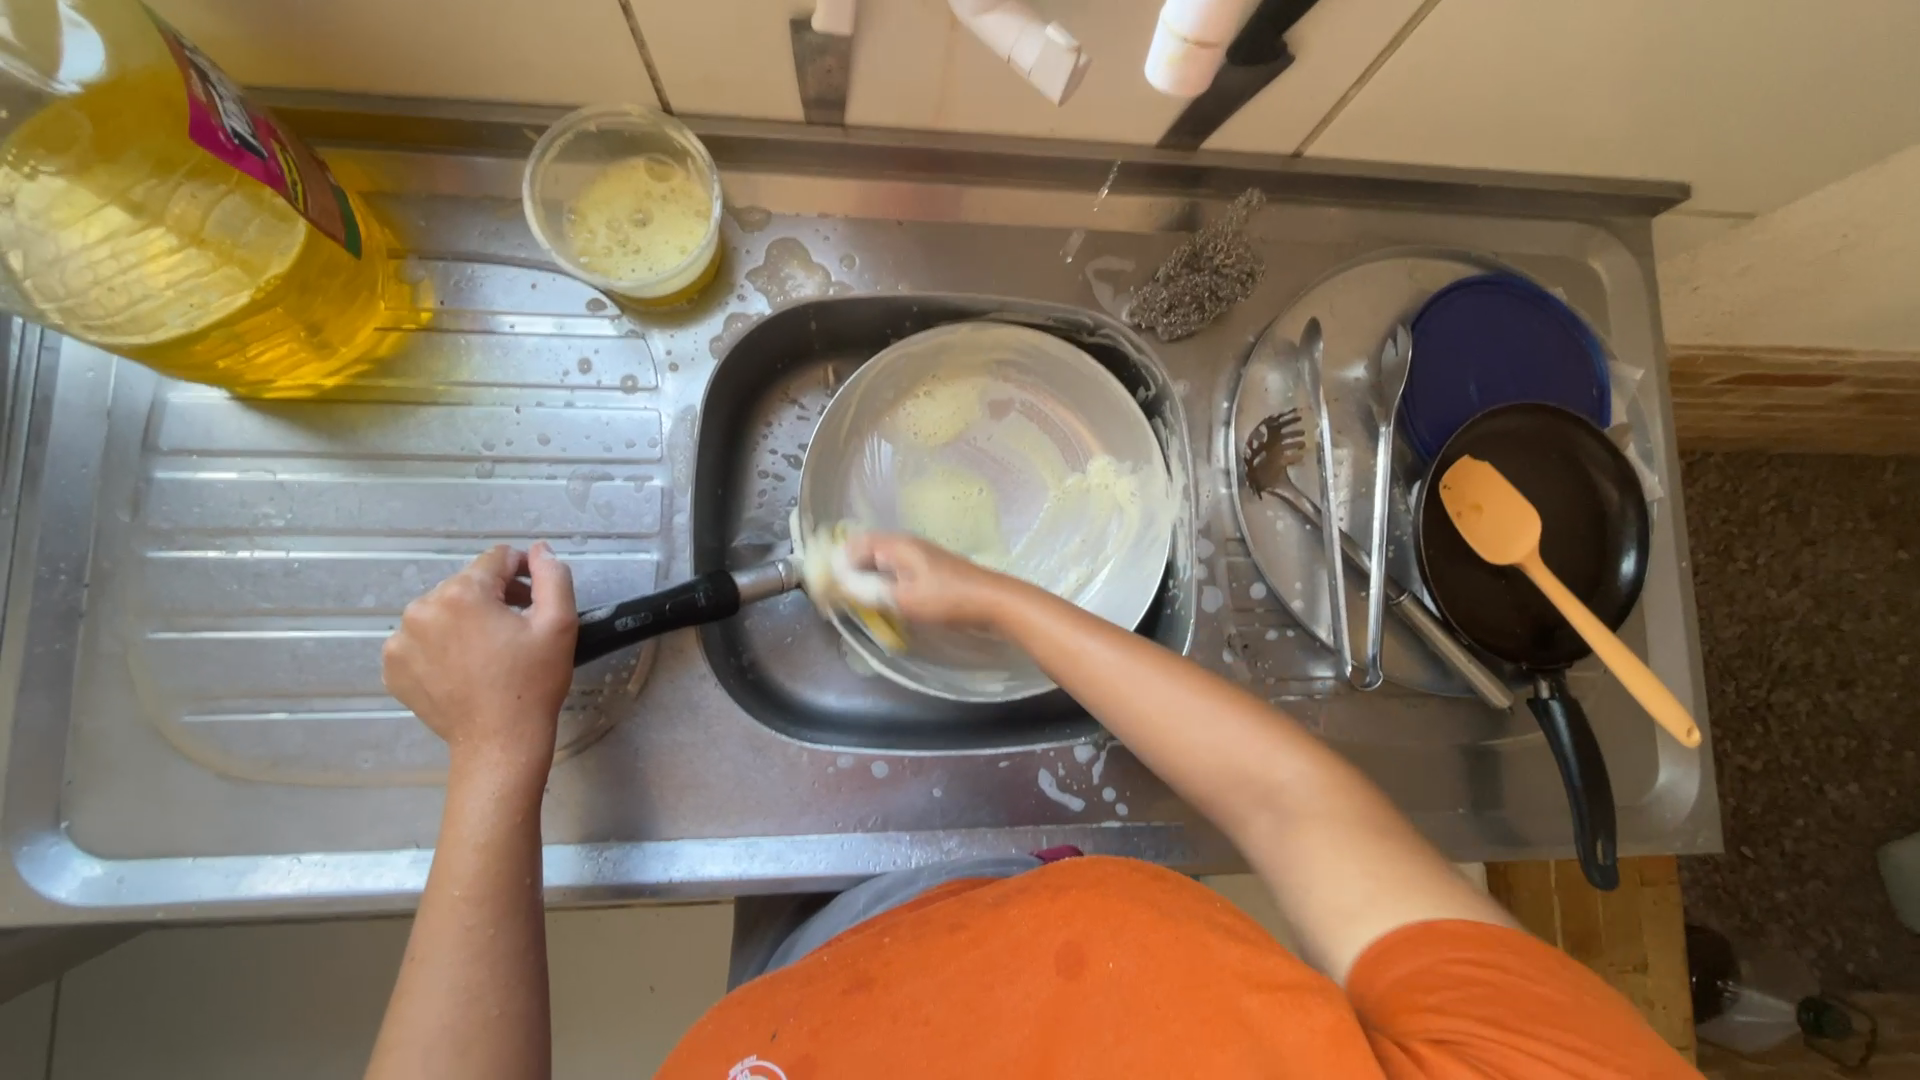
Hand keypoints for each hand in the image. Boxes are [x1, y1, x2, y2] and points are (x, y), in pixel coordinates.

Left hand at [382, 543, 577, 781]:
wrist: (499, 741)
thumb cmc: (534, 681)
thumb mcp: (560, 623)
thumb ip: (552, 576)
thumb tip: (538, 550)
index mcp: (462, 594)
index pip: (495, 559)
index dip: (523, 571)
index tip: (536, 597)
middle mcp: (421, 608)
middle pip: (466, 584)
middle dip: (494, 597)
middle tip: (518, 628)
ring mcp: (399, 640)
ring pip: (443, 610)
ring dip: (467, 619)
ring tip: (491, 649)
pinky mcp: (392, 666)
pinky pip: (422, 638)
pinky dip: (443, 644)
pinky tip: (465, 665)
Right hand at [844, 532, 1024, 629]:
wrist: (994, 602)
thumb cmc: (948, 599)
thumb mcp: (903, 599)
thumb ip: (869, 590)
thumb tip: (839, 583)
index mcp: (896, 545)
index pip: (852, 545)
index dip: (835, 563)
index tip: (823, 585)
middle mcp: (905, 544)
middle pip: (866, 551)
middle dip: (848, 570)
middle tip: (835, 595)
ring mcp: (919, 556)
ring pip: (881, 562)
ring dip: (866, 578)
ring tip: (855, 600)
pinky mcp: (929, 570)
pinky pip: (895, 571)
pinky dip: (883, 583)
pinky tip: (883, 601)